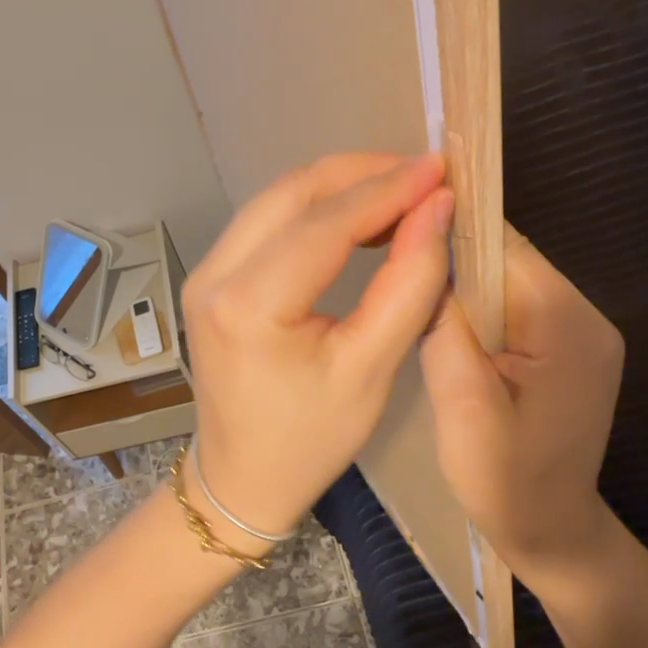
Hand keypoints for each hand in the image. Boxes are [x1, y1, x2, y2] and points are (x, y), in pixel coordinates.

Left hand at [183, 153, 453, 541]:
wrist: (242, 478)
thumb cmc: (310, 440)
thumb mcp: (371, 369)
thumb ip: (408, 283)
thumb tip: (437, 208)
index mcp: (249, 306)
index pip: (325, 223)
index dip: (388, 189)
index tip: (443, 169)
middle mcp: (215, 277)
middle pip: (293, 194)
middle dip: (363, 175)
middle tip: (425, 176)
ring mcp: (205, 275)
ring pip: (276, 201)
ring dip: (339, 189)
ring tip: (401, 195)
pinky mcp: (210, 280)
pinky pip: (265, 224)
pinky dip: (314, 211)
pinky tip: (358, 218)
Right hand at [420, 225, 624, 563]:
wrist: (551, 532)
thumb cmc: (505, 481)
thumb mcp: (463, 408)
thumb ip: (445, 330)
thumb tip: (426, 261)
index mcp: (566, 325)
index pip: (504, 248)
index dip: (452, 229)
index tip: (398, 222)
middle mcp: (585, 316)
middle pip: (508, 260)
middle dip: (454, 259)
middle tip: (395, 262)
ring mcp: (582, 333)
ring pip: (508, 283)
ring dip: (464, 286)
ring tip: (416, 295)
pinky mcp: (569, 351)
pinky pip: (516, 309)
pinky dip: (480, 310)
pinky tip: (450, 329)